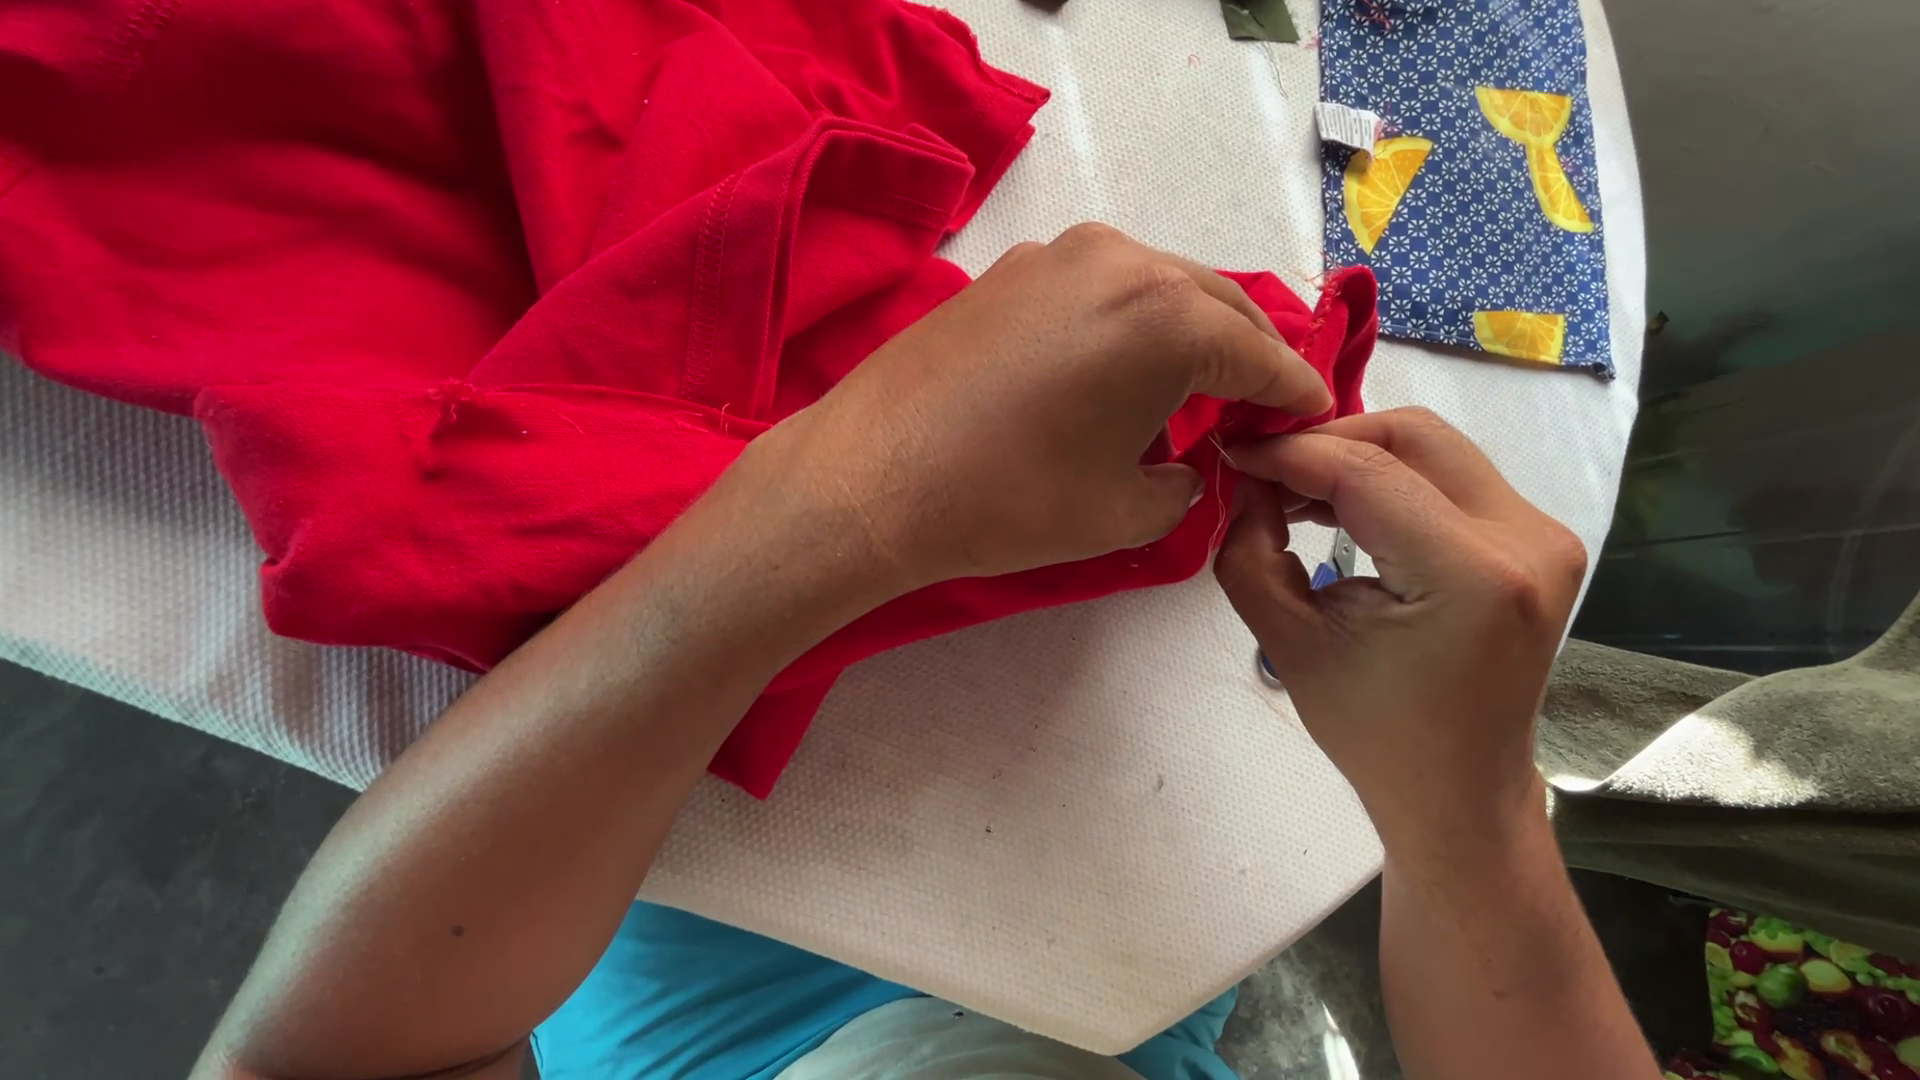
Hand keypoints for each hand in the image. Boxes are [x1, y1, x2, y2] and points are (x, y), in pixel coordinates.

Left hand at [731, 222, 1333, 591]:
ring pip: (1156, 289)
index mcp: (1168, 315)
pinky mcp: (1010, 269)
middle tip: (1257, 410)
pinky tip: (1118, 369)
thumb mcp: (1123, 511)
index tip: (1313, 422)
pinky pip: (1099, 291)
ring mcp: (1057, 255)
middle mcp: (1121, 260)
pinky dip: (1127, 325)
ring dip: (1187, 335)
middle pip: (1216, 306)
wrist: (872, 479)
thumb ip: (1183, 483)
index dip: (1295, 396)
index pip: (1262, 356)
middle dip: (1247, 357)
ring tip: (1194, 391)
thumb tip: (1190, 465)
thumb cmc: (1007, 502)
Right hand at [1213, 408, 1587, 856]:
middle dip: (1325, 440)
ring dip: (1354, 456)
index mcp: (1469, 575)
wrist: (1458, 789)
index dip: (1288, 453)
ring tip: (1291, 491)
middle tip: (1264, 469)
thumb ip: (1249, 551)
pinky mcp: (1537, 542)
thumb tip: (1245, 481)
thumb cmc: (1370, 730)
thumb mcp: (1287, 640)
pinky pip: (1450, 477)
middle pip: (1412, 435)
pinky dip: (1386, 479)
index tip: (1232, 454)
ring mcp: (1544, 536)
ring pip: (1433, 447)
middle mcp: (1526, 539)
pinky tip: (1338, 508)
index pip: (1364, 471)